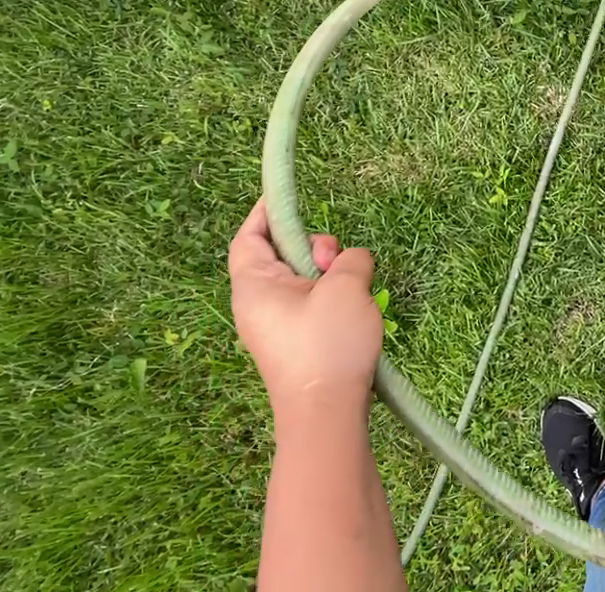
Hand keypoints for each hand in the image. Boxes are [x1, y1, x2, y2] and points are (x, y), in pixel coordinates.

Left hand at [228, 198, 382, 419]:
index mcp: (255, 287)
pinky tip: (355, 306)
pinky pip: (313, 302)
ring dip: (329, 273)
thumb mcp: (346, 286)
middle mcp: (259, 304)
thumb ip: (350, 258)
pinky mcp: (298, 341)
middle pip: (281, 255)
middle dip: (313, 247)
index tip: (285, 194)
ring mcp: (278, 325)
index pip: (249, 239)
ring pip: (302, 279)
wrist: (326, 410)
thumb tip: (349, 260)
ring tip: (352, 287)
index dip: (265, 214)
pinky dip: (333, 295)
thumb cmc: (327, 344)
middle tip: (335, 259)